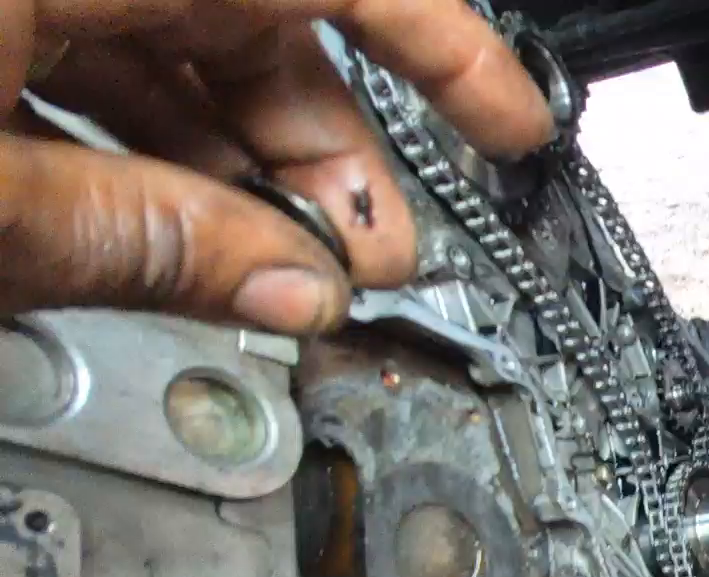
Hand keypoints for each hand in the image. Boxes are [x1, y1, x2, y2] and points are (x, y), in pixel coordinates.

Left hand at [0, 0, 553, 334]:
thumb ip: (148, 244)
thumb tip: (300, 292)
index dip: (450, 52)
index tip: (513, 129)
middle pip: (259, 19)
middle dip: (335, 153)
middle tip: (364, 261)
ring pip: (170, 40)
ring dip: (244, 162)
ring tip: (272, 264)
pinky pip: (70, 44)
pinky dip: (138, 140)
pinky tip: (160, 220)